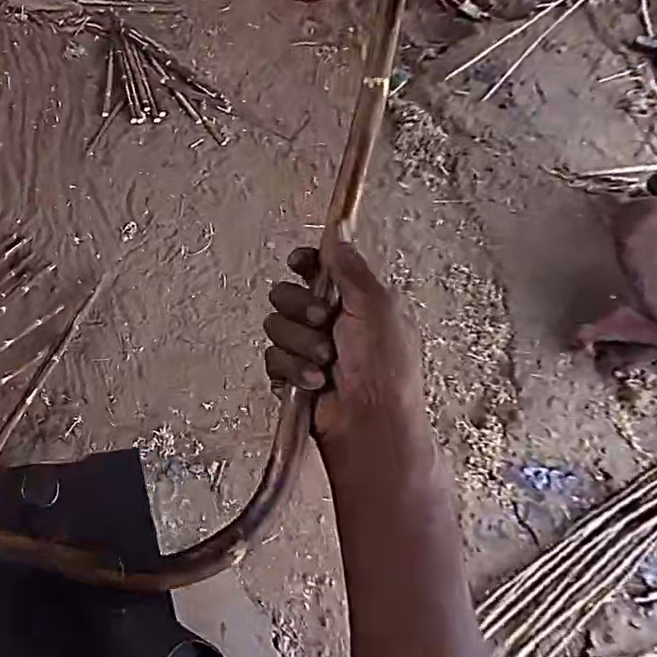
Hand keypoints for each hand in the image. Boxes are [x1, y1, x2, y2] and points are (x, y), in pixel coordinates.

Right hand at [263, 239, 426, 442]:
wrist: (369, 421)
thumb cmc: (385, 367)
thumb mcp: (378, 308)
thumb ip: (351, 270)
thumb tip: (337, 235)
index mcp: (353, 301)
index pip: (316, 269)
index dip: (304, 263)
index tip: (300, 264)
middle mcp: (328, 321)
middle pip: (285, 294)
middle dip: (300, 309)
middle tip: (323, 322)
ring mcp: (306, 347)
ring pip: (275, 326)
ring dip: (300, 344)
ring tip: (324, 362)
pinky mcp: (288, 372)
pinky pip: (271, 356)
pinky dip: (292, 368)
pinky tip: (314, 381)